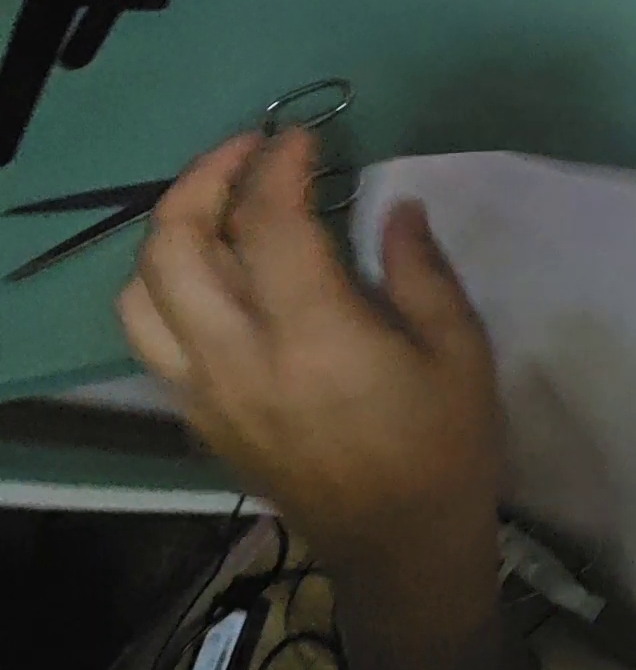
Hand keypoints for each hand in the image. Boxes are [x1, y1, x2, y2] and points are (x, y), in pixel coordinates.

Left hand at [117, 129, 503, 567]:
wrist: (399, 532)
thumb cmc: (447, 436)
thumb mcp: (460, 347)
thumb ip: (423, 273)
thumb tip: (398, 209)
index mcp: (319, 337)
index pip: (273, 228)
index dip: (283, 170)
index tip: (309, 137)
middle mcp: (240, 357)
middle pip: (179, 247)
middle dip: (207, 178)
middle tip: (254, 147)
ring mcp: (203, 388)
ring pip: (141, 288)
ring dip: (172, 226)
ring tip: (221, 197)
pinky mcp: (195, 411)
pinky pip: (148, 331)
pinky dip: (165, 279)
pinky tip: (213, 268)